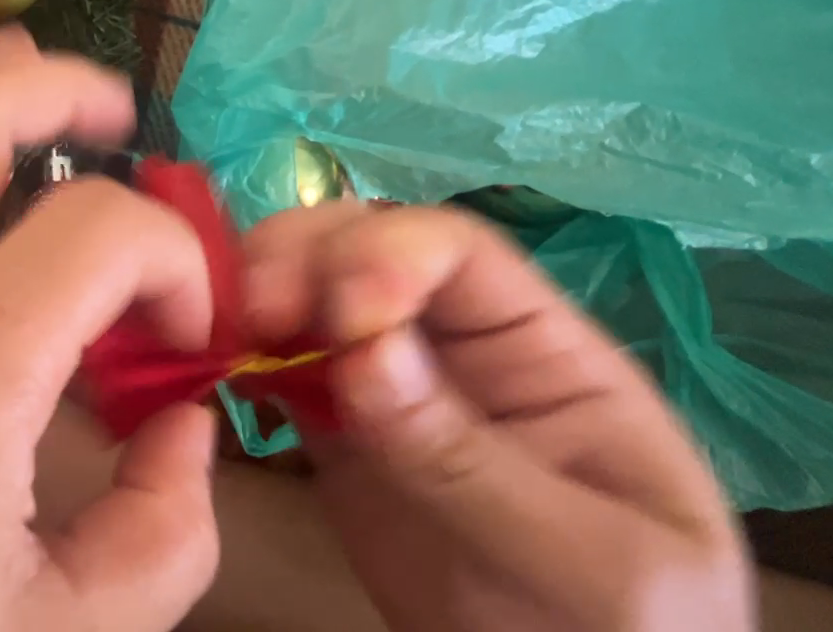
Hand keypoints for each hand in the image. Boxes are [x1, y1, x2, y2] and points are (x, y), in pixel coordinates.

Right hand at [242, 203, 752, 631]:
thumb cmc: (609, 630)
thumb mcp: (582, 561)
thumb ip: (471, 457)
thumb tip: (365, 349)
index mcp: (540, 345)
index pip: (455, 250)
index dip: (387, 255)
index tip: (339, 315)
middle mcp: (452, 335)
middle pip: (363, 241)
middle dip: (300, 255)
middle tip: (254, 311)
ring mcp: (382, 370)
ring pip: (307, 279)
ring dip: (258, 286)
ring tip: (228, 334)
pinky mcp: (328, 412)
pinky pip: (276, 352)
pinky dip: (239, 345)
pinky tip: (223, 370)